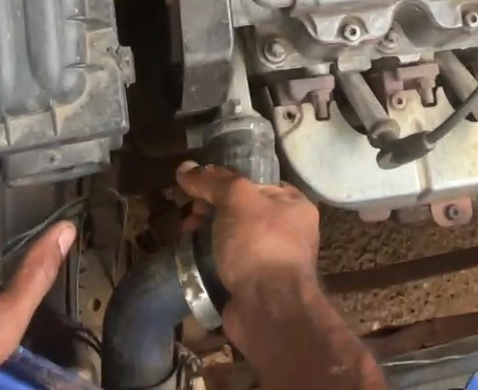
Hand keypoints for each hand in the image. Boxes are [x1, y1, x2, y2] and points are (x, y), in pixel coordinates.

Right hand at [175, 162, 319, 290]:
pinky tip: (190, 255)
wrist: (267, 310)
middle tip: (189, 211)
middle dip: (211, 208)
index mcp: (293, 204)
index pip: (257, 183)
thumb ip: (212, 181)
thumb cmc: (259, 242)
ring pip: (231, 238)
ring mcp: (269, 261)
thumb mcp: (236, 198)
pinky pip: (226, 264)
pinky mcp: (251, 286)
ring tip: (185, 233)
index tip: (200, 184)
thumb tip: (185, 168)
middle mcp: (286, 231)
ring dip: (206, 234)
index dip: (226, 180)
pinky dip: (208, 259)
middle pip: (240, 210)